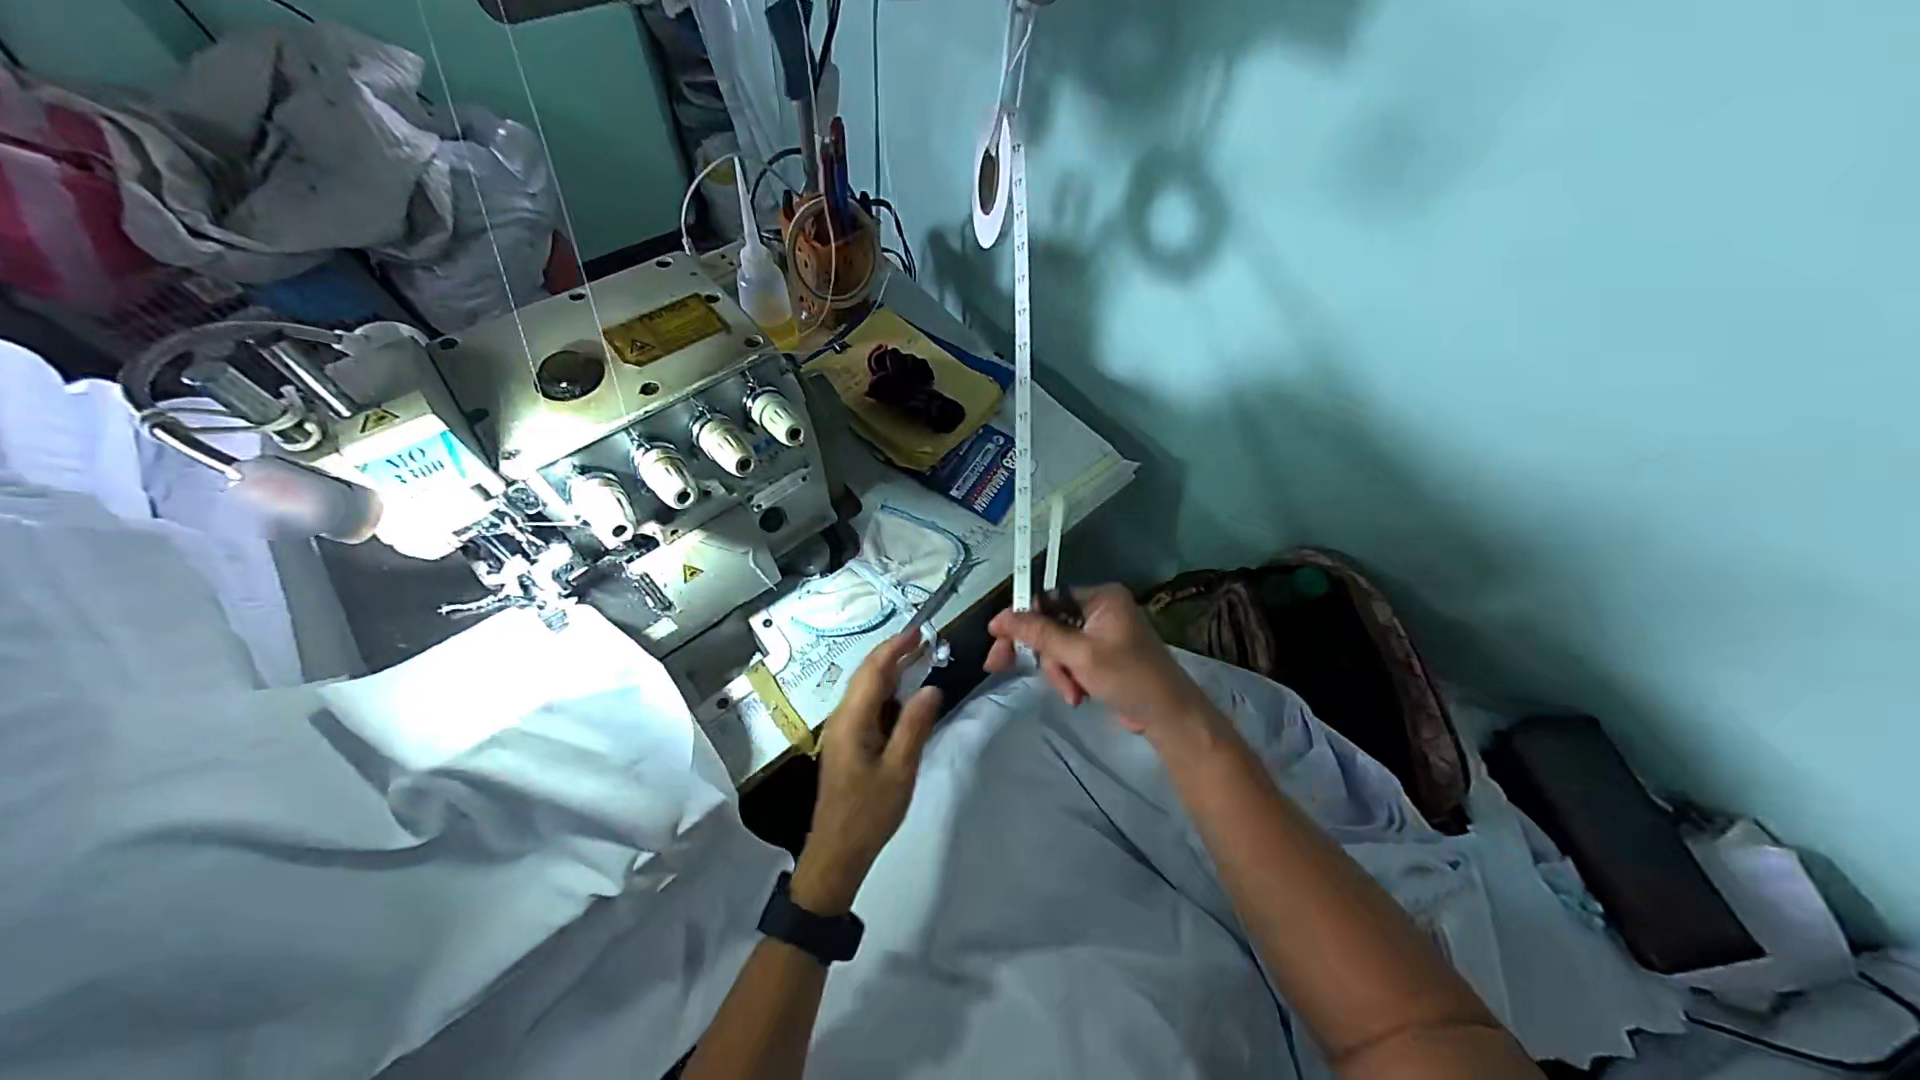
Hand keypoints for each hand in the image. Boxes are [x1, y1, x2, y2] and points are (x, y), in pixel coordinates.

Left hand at [791, 631, 942, 915]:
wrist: (837, 851)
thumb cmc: (870, 813)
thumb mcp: (900, 770)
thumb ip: (915, 726)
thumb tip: (931, 688)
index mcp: (852, 720)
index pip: (873, 671)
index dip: (895, 647)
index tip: (919, 631)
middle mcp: (841, 718)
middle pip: (866, 675)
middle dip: (893, 655)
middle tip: (925, 644)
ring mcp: (840, 731)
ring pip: (865, 690)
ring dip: (890, 674)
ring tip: (921, 666)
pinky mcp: (845, 743)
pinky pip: (865, 707)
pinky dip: (886, 695)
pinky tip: (905, 702)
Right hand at [985, 584, 1218, 743]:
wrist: (1167, 716)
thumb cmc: (1128, 677)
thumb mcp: (1079, 654)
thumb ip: (1039, 633)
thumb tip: (1000, 617)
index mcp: (1101, 597)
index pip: (1049, 598)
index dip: (1021, 616)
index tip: (996, 636)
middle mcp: (1100, 609)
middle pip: (1049, 623)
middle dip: (1039, 652)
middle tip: (1000, 665)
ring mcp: (1101, 633)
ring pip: (1056, 646)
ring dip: (1057, 671)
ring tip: (1071, 692)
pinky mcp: (1100, 656)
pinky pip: (1069, 659)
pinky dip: (1068, 677)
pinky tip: (1077, 695)